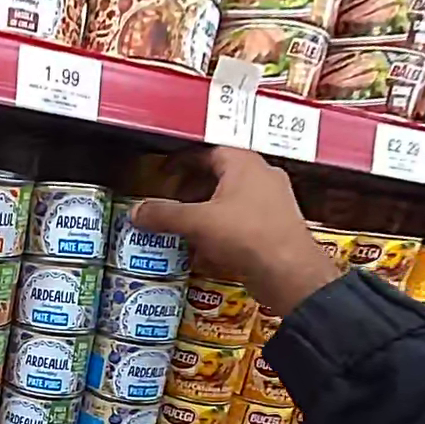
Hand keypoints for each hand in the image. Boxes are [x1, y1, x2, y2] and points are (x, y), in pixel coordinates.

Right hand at [131, 148, 342, 312]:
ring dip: (204, 209)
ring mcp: (272, 202)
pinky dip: (219, 226)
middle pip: (218, 174)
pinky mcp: (274, 226)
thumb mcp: (196, 223)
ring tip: (182, 224)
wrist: (288, 272)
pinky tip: (204, 245)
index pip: (206, 151)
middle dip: (190, 188)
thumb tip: (136, 211)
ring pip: (230, 198)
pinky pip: (240, 218)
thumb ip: (164, 214)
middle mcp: (262, 176)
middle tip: (169, 200)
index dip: (181, 161)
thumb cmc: (246, 236)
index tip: (163, 172)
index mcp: (244, 163)